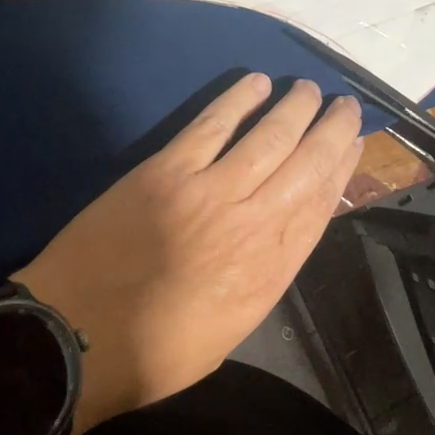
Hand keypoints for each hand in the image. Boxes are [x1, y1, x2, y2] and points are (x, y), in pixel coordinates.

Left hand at [14, 73, 362, 434]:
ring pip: (267, 138)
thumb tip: (281, 231)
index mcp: (269, 271)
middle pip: (305, 166)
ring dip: (293, 108)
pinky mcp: (166, 172)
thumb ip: (262, 275)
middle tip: (345, 106)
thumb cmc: (155, 350)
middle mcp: (252, 225)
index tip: (356, 144)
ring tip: (308, 88)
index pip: (319, 207)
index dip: (341, 170)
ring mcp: (209, 193)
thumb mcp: (230, 328)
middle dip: (331, 131)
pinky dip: (238, 100)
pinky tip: (256, 83)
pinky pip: (212, 125)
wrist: (78, 340)